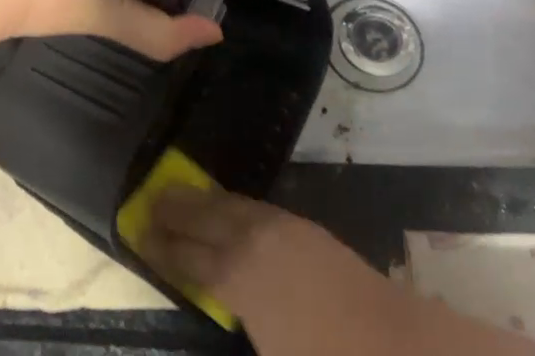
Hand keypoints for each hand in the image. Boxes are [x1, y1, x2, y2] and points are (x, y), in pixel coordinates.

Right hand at [137, 187, 534, 355]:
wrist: (397, 344)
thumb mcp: (270, 353)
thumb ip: (237, 323)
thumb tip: (219, 307)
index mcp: (240, 281)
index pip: (189, 259)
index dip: (161, 249)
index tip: (137, 236)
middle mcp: (255, 246)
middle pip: (206, 221)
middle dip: (175, 212)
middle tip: (146, 201)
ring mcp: (283, 233)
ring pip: (231, 207)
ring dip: (202, 202)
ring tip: (177, 194)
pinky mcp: (306, 229)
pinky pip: (256, 208)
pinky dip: (233, 204)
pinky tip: (228, 208)